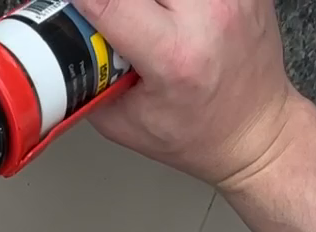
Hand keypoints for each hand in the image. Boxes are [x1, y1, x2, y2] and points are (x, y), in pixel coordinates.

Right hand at [76, 0, 305, 189]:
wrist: (254, 132)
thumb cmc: (196, 135)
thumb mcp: (126, 123)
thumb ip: (89, 79)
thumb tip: (61, 41)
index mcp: (174, 56)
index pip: (109, 2)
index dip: (80, 0)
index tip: (69, 5)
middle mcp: (208, 14)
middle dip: (120, 1)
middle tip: (113, 17)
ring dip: (147, 0)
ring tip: (149, 17)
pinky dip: (175, 1)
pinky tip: (170, 13)